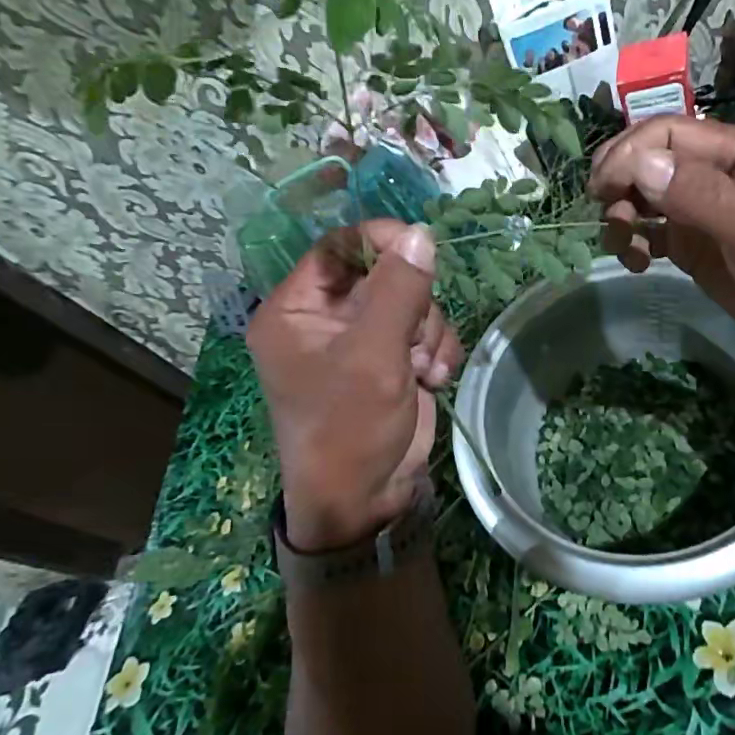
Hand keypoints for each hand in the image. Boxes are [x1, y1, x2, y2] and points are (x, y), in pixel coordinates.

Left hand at [247, 221, 463, 551]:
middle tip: (411, 342)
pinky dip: (437, 352)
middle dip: (412, 306)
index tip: (419, 247)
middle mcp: (328, 320)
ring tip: (422, 371)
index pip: (337, 249)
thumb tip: (419, 233)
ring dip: (429, 333)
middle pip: (385, 274)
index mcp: (297, 310)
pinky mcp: (395, 362)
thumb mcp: (372, 355)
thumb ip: (397, 290)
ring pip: (414, 303)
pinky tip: (433, 379)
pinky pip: (428, 332)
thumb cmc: (348, 427)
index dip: (378, 241)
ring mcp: (364, 341)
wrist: (367, 500)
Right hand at [587, 116, 734, 332]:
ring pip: (643, 195)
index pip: (665, 132)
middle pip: (648, 159)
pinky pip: (651, 231)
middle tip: (606, 214)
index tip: (603, 190)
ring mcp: (700, 207)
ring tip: (623, 245)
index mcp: (734, 150)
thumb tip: (641, 164)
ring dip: (623, 215)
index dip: (628, 154)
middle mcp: (712, 170)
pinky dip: (635, 242)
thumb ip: (702, 195)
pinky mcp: (693, 241)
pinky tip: (639, 263)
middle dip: (619, 182)